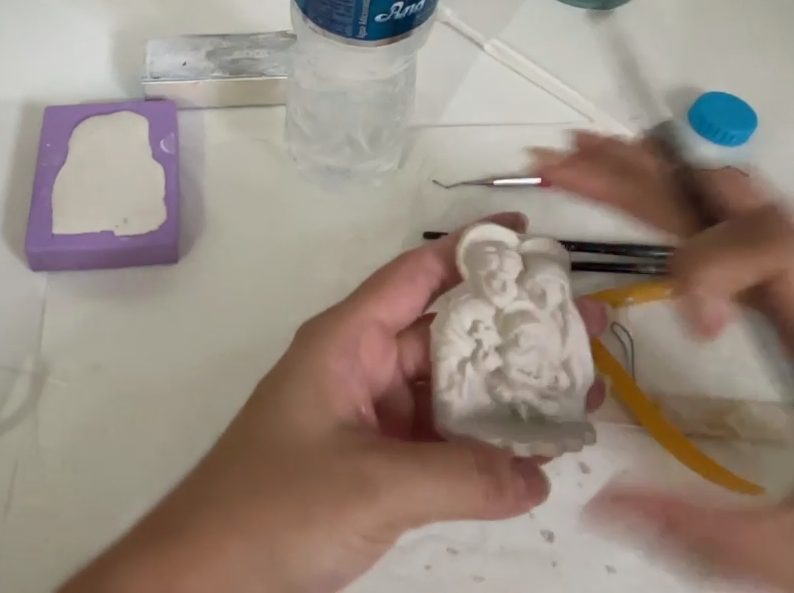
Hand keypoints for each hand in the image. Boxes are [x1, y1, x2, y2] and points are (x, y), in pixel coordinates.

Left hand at [61, 212, 607, 592]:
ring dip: (507, 386)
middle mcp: (360, 363)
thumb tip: (538, 476)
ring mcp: (369, 411)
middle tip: (583, 321)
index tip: (525, 234)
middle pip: (444, 329)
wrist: (210, 568)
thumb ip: (460, 478)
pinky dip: (484, 437)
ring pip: (448, 384)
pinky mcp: (376, 455)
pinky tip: (537, 443)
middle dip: (511, 325)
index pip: (415, 275)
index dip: (469, 249)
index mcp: (345, 339)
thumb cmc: (275, 504)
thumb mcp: (372, 485)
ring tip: (579, 381)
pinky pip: (440, 434)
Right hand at [535, 133, 793, 592]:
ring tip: (574, 155)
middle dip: (641, 179)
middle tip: (559, 162)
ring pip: (731, 201)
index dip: (712, 265)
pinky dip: (674, 200)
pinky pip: (739, 226)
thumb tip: (596, 504)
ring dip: (649, 174)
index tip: (695, 328)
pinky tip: (630, 186)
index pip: (777, 245)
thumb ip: (707, 532)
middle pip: (735, 202)